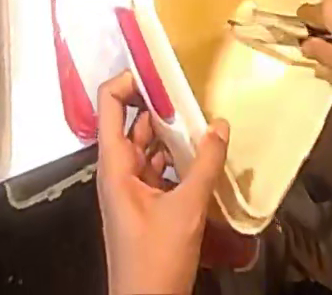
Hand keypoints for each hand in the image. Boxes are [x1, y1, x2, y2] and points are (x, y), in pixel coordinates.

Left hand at [96, 71, 228, 294]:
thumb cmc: (155, 260)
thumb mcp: (186, 210)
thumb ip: (206, 165)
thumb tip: (220, 123)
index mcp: (114, 162)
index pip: (110, 103)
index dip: (128, 80)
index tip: (159, 70)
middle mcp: (118, 167)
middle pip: (132, 119)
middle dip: (158, 102)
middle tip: (190, 89)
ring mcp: (131, 185)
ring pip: (148, 142)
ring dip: (171, 129)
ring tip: (200, 114)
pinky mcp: (145, 201)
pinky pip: (158, 165)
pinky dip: (176, 155)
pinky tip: (201, 151)